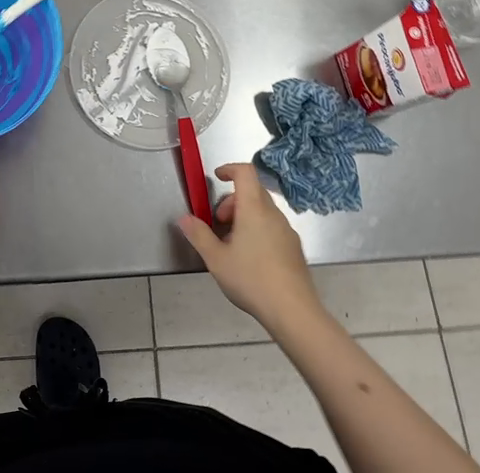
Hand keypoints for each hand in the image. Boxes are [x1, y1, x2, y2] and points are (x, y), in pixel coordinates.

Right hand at [176, 163, 320, 325]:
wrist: (293, 310)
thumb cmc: (251, 279)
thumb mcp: (216, 259)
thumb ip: (199, 235)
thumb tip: (184, 218)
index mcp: (253, 209)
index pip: (245, 172)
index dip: (230, 168)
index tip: (217, 178)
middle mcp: (273, 214)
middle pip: (252, 192)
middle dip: (232, 201)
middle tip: (219, 223)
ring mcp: (287, 230)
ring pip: (263, 211)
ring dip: (244, 217)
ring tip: (232, 245)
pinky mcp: (294, 247)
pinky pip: (273, 227)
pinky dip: (258, 230)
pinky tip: (251, 259)